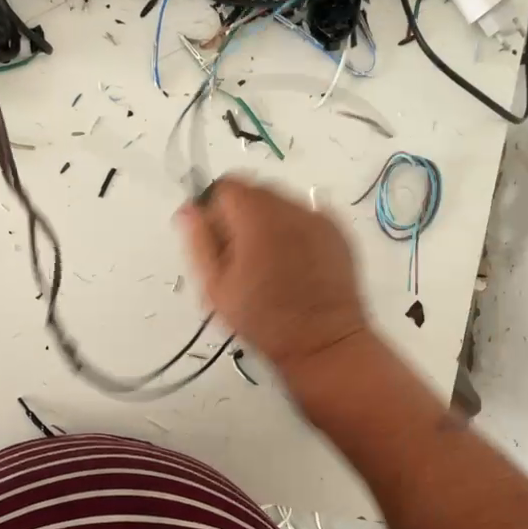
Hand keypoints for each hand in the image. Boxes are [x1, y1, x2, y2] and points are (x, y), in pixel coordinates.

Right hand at [176, 176, 371, 374]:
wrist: (322, 342)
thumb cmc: (263, 319)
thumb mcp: (216, 286)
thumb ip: (198, 241)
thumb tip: (189, 211)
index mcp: (256, 217)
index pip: (226, 186)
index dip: (213, 208)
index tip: (214, 238)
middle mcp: (291, 208)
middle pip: (255, 191)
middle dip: (240, 216)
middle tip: (237, 257)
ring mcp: (319, 218)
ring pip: (281, 204)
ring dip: (267, 223)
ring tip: (266, 264)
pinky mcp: (338, 232)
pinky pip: (307, 219)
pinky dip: (294, 233)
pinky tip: (291, 265)